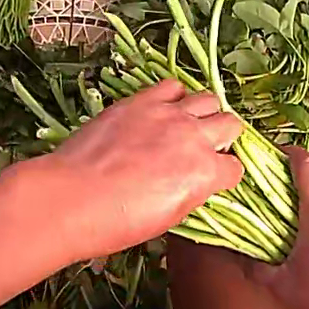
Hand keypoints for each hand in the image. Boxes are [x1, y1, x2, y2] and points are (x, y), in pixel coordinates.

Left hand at [22, 80, 244, 261]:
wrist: (74, 197)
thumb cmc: (118, 221)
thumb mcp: (167, 218)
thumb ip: (189, 192)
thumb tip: (191, 183)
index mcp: (205, 173)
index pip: (233, 168)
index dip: (224, 175)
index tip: (212, 178)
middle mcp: (195, 137)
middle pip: (230, 124)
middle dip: (223, 136)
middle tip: (206, 147)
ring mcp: (168, 114)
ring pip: (207, 99)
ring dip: (203, 112)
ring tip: (186, 124)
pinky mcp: (142, 101)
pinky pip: (171, 86)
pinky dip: (174, 96)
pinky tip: (163, 108)